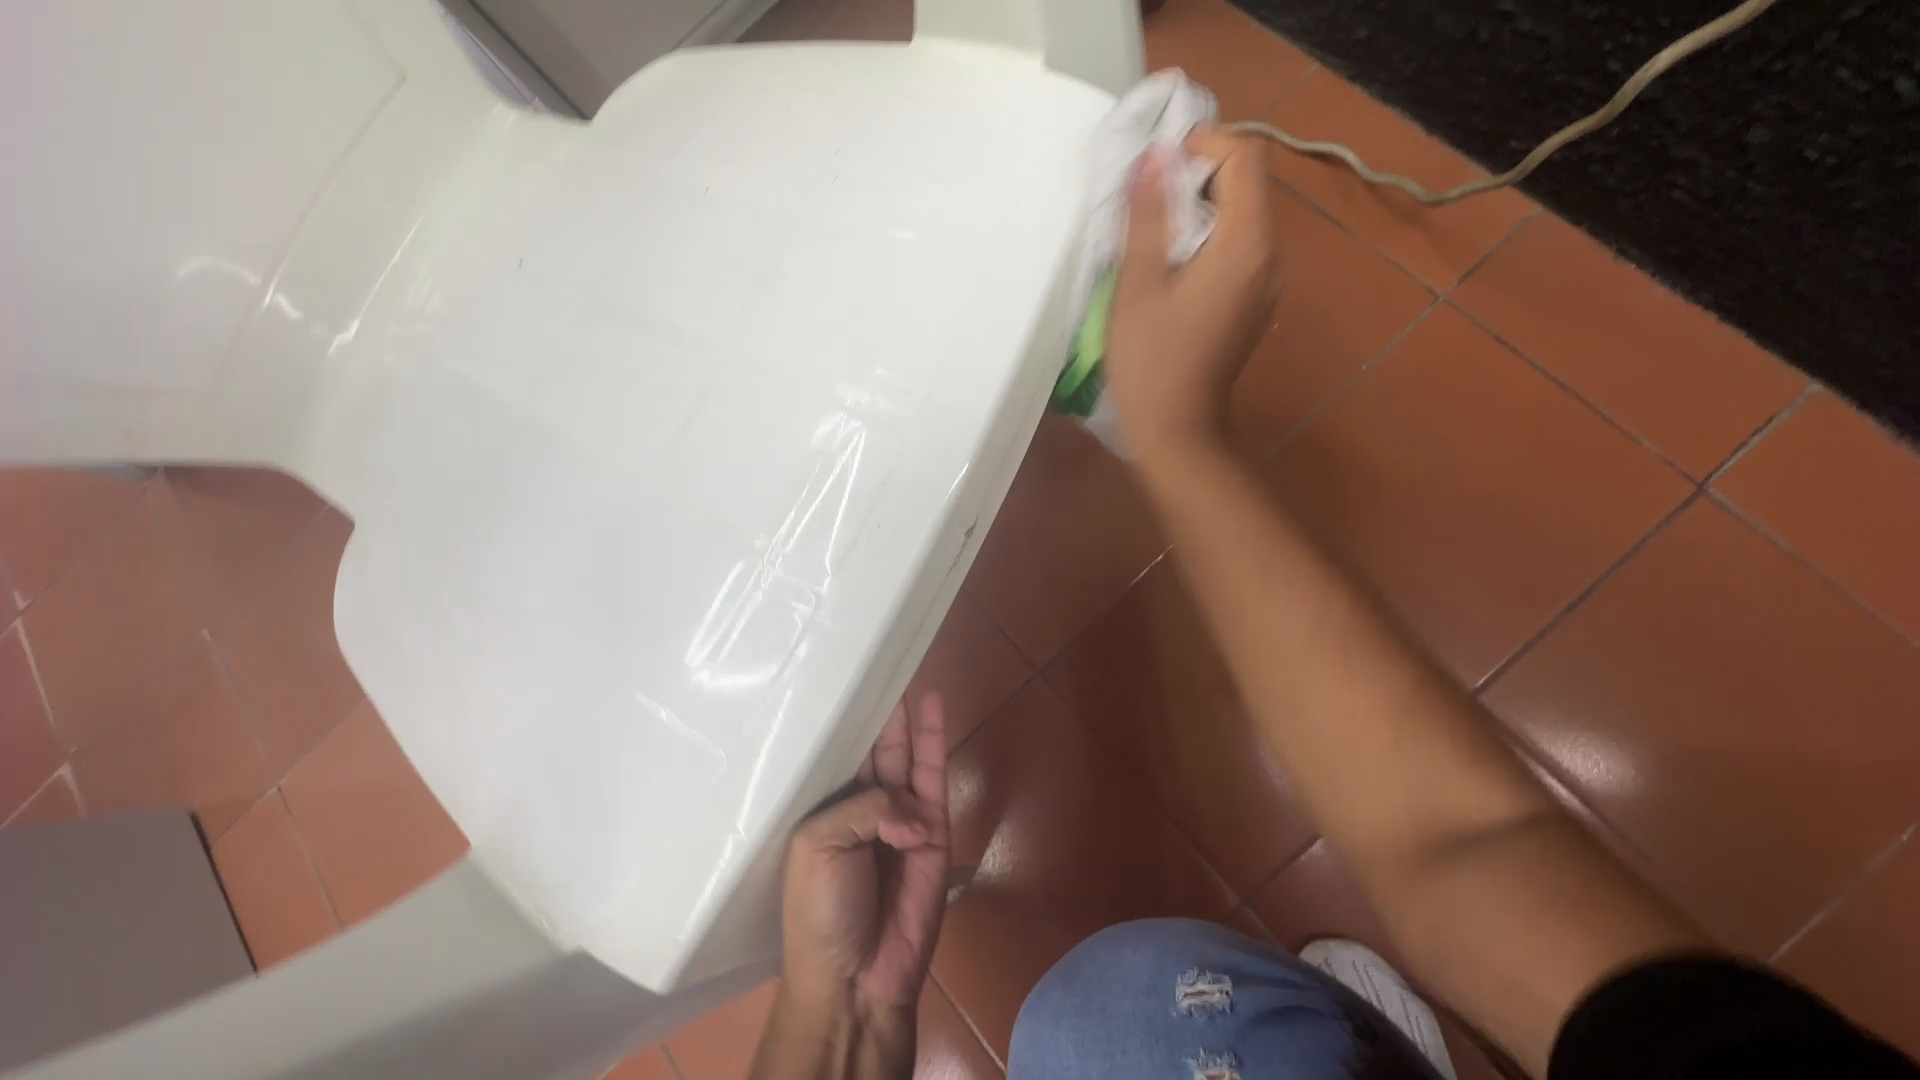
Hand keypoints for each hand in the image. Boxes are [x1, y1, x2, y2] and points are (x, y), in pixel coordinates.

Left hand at [780, 695, 950, 1021]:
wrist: (857, 977)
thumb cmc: (821, 911)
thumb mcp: (822, 845)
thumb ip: (867, 805)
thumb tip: (915, 815)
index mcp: (826, 811)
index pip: (838, 756)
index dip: (845, 719)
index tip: (847, 676)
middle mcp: (862, 807)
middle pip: (874, 748)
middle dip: (879, 710)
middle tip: (882, 659)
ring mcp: (901, 816)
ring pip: (905, 754)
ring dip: (908, 716)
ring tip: (908, 670)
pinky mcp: (935, 830)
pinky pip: (933, 776)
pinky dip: (934, 738)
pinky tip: (932, 703)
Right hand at [1105, 128, 1279, 460]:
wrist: (1177, 431)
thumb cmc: (1151, 360)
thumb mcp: (1139, 283)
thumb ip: (1149, 214)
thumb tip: (1155, 154)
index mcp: (1246, 244)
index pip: (1246, 155)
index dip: (1203, 143)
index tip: (1156, 168)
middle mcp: (1270, 256)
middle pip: (1246, 182)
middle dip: (1197, 174)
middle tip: (1144, 201)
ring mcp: (1266, 282)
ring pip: (1241, 216)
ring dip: (1198, 208)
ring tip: (1150, 234)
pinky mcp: (1253, 303)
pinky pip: (1237, 249)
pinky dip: (1206, 239)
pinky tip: (1169, 269)